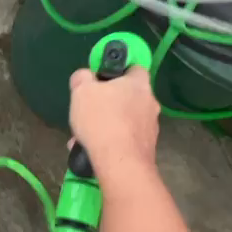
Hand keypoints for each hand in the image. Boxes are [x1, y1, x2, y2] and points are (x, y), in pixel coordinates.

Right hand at [69, 67, 161, 187]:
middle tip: (89, 112)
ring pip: (124, 121)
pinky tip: (93, 151)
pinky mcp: (146, 147)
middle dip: (108, 104)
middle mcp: (150, 103)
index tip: (102, 81)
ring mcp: (151, 127)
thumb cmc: (101, 119)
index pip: (134, 68)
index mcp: (139, 83)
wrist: (119, 162)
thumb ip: (82, 78)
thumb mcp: (81, 91)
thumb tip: (85, 76)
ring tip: (84, 138)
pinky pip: (125, 139)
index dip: (118, 72)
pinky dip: (110, 142)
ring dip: (107, 126)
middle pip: (128, 97)